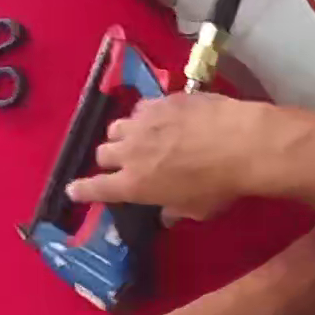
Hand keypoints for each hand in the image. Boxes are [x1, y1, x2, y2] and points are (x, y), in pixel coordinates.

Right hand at [67, 95, 300, 219]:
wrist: (241, 143)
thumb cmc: (219, 185)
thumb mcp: (197, 209)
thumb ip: (175, 210)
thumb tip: (167, 214)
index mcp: (133, 184)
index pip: (96, 188)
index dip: (82, 190)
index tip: (73, 190)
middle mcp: (130, 151)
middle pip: (103, 154)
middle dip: (110, 160)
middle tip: (124, 164)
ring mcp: (143, 121)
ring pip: (118, 127)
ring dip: (125, 136)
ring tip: (139, 139)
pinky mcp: (161, 100)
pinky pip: (142, 108)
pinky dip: (146, 116)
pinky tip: (162, 119)